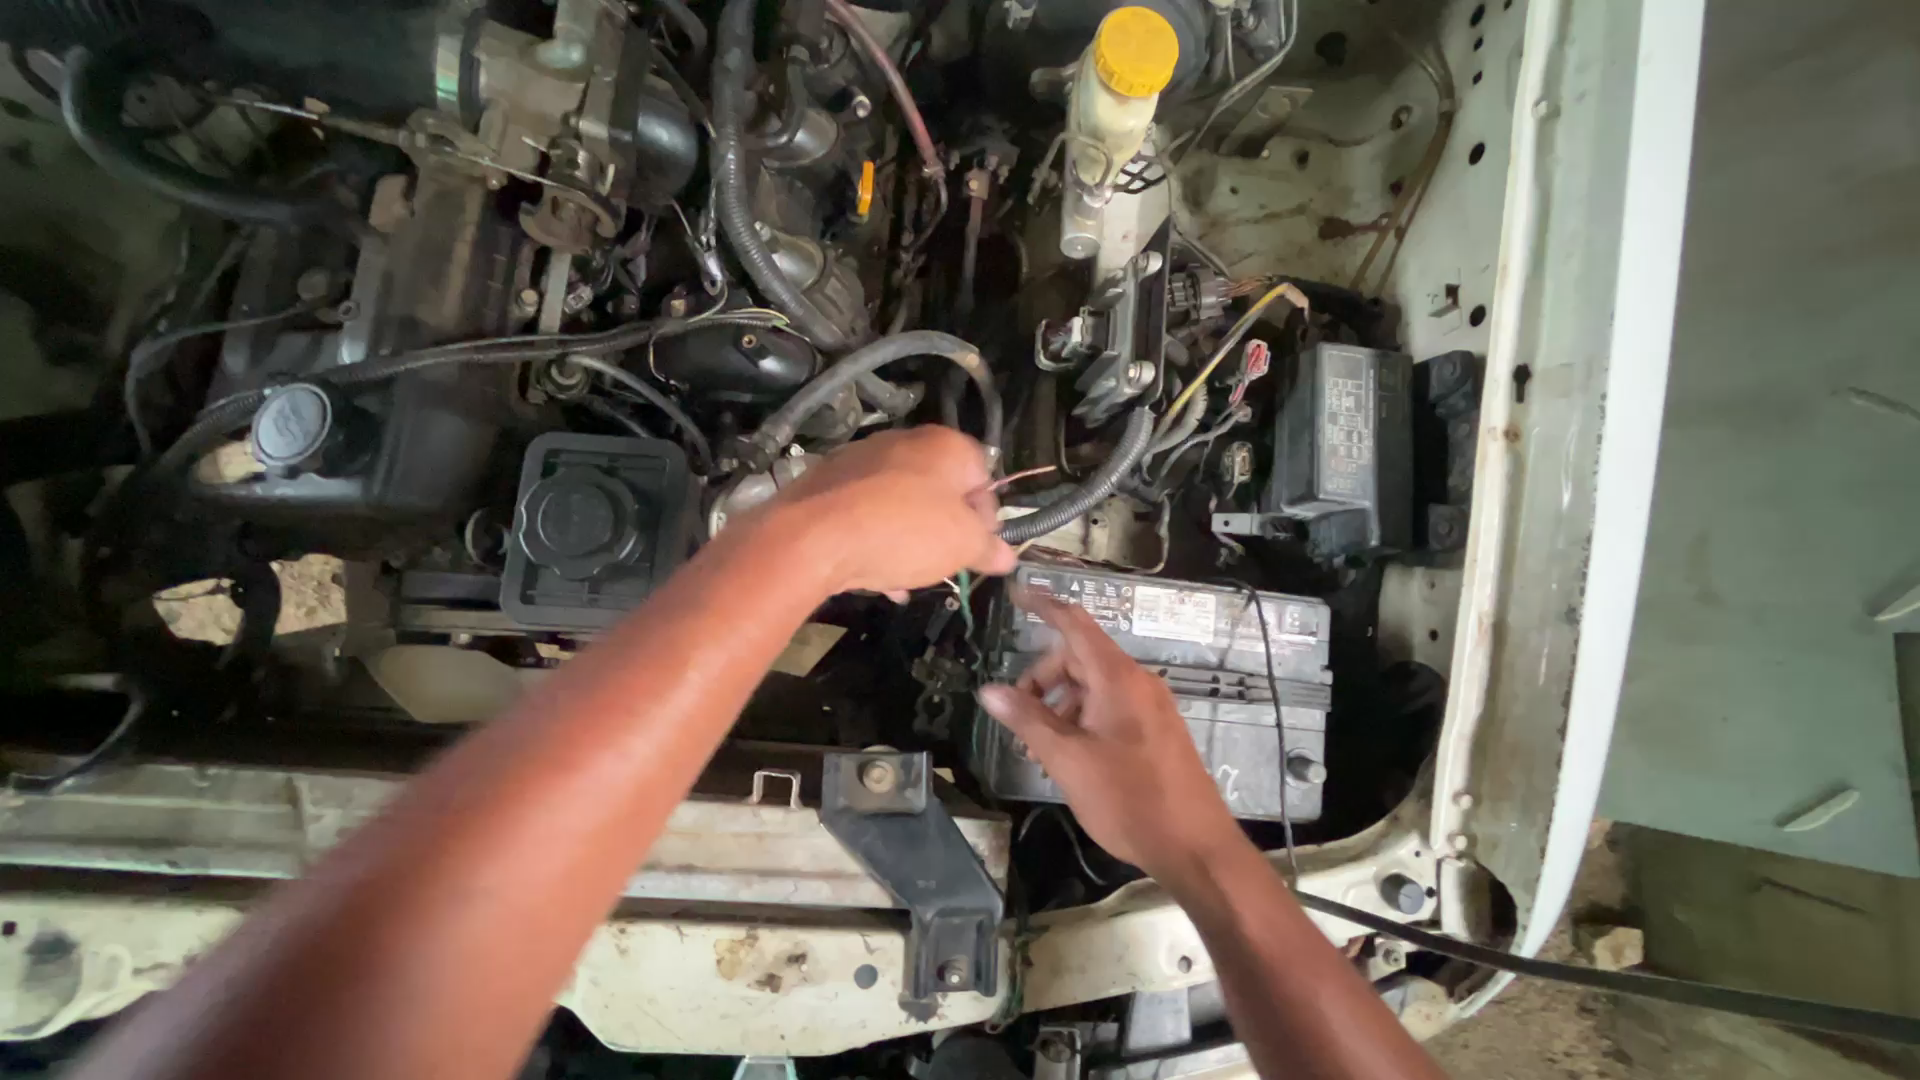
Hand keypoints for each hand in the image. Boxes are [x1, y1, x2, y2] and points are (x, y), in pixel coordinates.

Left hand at [758, 426, 1017, 597]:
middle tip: (945, 562)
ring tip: (907, 576)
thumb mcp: (962, 546)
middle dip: (945, 530)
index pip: (983, 475)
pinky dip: (876, 540)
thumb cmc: (903, 532)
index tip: (981, 549)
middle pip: (939, 489)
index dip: (987, 516)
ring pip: (900, 504)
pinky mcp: (827, 483)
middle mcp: (903, 441)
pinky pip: (865, 513)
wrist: (812, 538)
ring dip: (910, 540)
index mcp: (945, 444)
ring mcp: (860, 459)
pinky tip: (877, 576)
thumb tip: (1007, 556)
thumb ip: (989, 548)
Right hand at [976, 589, 1251, 883]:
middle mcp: (1136, 682)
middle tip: (1018, 715)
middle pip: (1079, 658)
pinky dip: (1082, 718)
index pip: (1075, 624)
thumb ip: (1027, 720)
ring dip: (1060, 704)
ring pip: (1093, 686)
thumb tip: (989, 690)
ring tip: (1040, 746)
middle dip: (1043, 678)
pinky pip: (1110, 707)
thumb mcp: (1068, 760)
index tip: (1016, 594)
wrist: (1195, 848)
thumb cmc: (1129, 799)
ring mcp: (1150, 706)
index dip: (1044, 606)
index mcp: (1117, 678)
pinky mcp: (1156, 731)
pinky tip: (1069, 755)